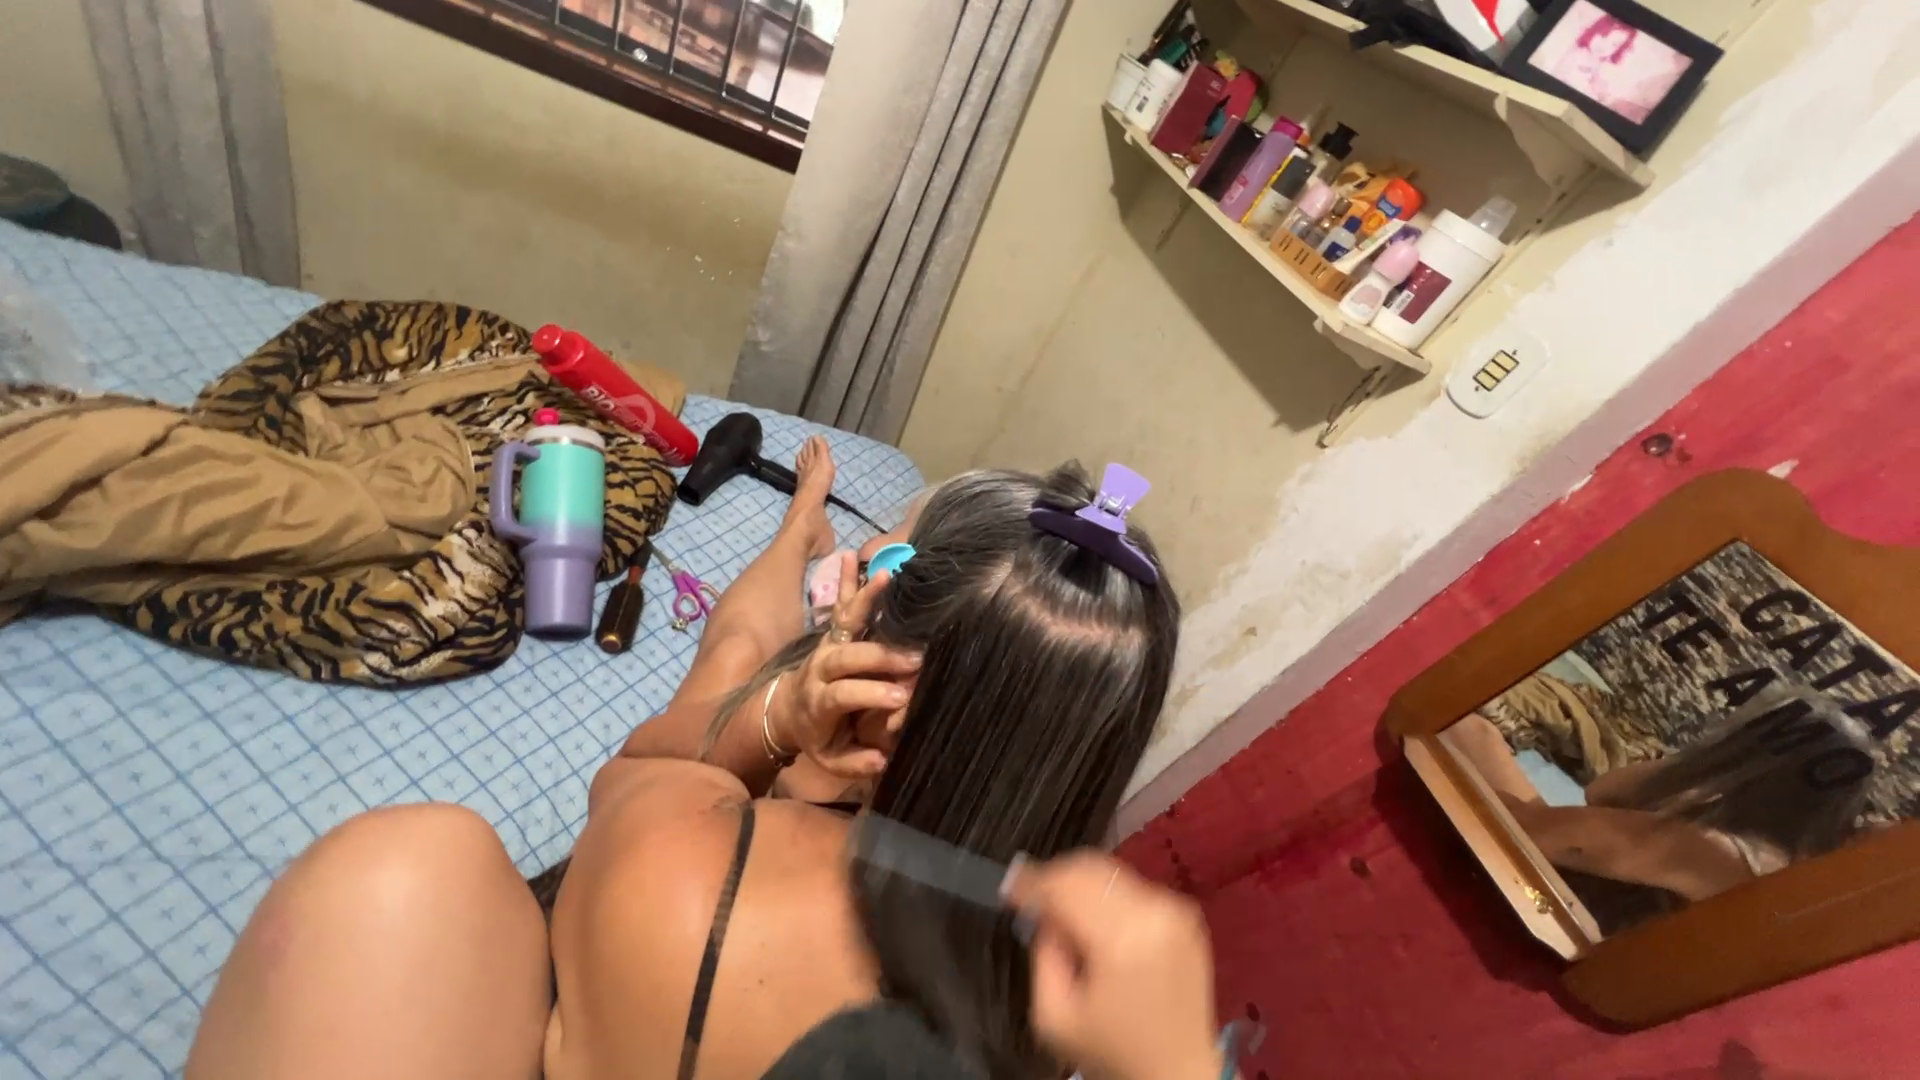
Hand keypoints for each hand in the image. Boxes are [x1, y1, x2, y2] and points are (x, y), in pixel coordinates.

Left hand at [769, 552, 918, 777]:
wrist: (785, 711)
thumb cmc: (817, 736)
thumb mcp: (830, 760)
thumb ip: (855, 762)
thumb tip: (881, 760)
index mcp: (818, 701)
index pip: (843, 694)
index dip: (870, 694)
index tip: (901, 697)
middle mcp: (820, 669)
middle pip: (848, 657)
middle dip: (880, 656)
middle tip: (914, 659)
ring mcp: (827, 647)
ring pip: (845, 621)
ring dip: (865, 599)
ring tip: (884, 576)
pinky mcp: (834, 634)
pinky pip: (843, 605)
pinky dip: (848, 581)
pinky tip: (851, 555)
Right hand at [1006, 852, 1220, 1079]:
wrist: (1180, 1075)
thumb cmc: (1114, 1051)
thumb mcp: (1054, 1017)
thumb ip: (1043, 954)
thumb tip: (1047, 914)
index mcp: (1122, 940)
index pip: (1066, 885)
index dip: (1032, 881)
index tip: (1011, 889)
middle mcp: (1153, 913)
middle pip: (1089, 869)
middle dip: (1055, 878)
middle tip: (1034, 900)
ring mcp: (1173, 910)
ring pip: (1110, 873)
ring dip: (1082, 886)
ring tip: (1067, 917)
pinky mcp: (1186, 915)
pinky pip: (1133, 887)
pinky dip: (1108, 896)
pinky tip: (1099, 925)